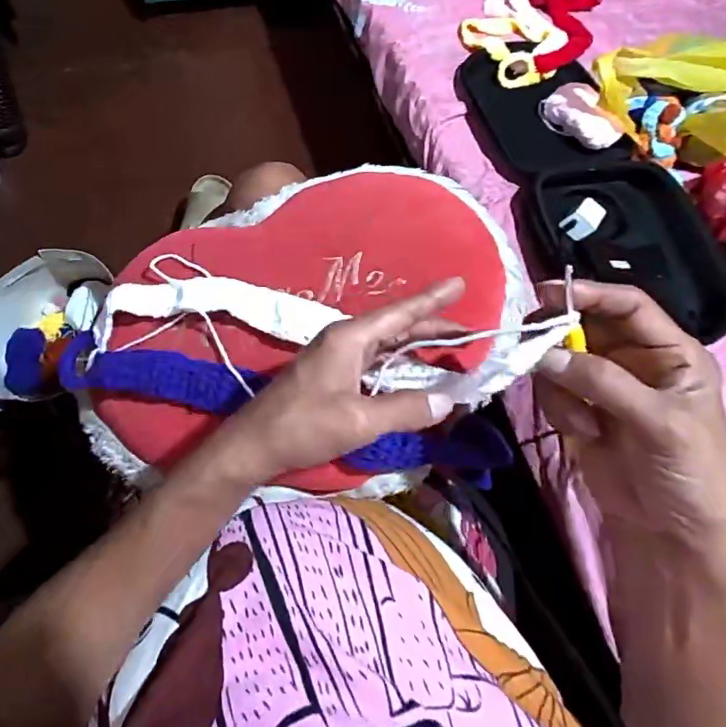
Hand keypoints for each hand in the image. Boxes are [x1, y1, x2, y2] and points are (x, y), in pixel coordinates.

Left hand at [197, 278, 466, 487]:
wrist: (255, 443)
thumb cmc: (304, 426)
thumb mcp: (360, 421)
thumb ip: (405, 409)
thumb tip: (447, 400)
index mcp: (350, 338)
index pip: (400, 314)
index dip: (431, 300)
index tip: (458, 283)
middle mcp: (344, 339)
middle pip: (396, 327)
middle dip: (432, 326)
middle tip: (470, 329)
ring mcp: (336, 356)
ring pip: (386, 344)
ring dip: (417, 345)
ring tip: (451, 347)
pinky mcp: (332, 375)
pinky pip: (375, 361)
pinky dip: (399, 364)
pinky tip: (414, 371)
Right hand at [533, 280, 725, 548]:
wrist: (671, 535)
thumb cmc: (689, 472)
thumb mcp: (660, 423)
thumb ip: (604, 382)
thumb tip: (545, 353)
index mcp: (670, 352)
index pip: (629, 305)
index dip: (592, 293)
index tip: (549, 292)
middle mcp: (633, 359)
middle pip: (585, 324)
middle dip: (559, 334)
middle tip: (533, 344)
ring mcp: (603, 383)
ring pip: (560, 356)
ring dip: (559, 382)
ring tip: (580, 419)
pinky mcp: (578, 407)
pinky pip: (551, 387)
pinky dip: (557, 406)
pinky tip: (581, 432)